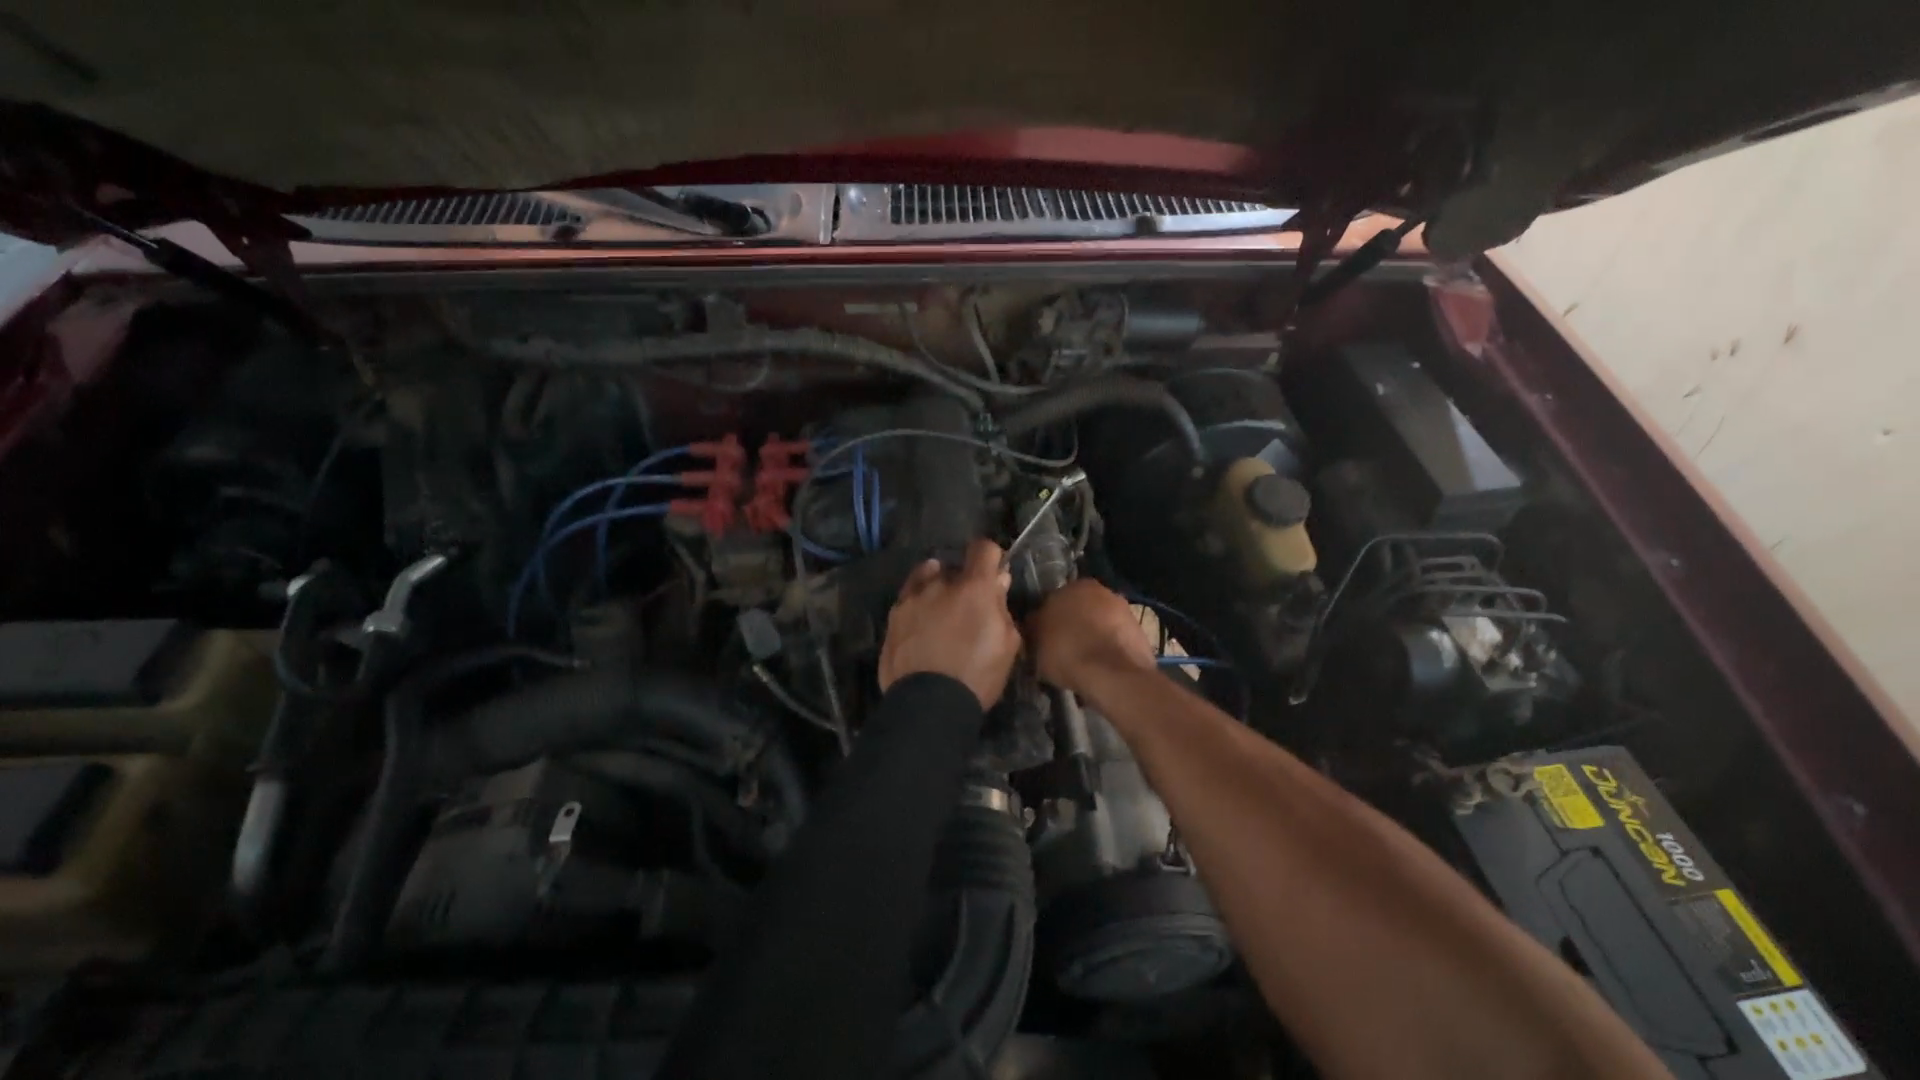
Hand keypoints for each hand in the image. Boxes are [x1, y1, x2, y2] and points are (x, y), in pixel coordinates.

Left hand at [879, 539, 1021, 707]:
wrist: (928, 705)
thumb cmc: (977, 675)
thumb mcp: (1007, 644)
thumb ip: (1002, 607)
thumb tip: (998, 581)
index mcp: (973, 587)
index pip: (983, 549)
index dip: (991, 557)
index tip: (993, 574)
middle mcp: (939, 584)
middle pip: (952, 567)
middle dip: (962, 581)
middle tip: (968, 606)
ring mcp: (910, 599)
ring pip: (924, 578)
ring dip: (935, 586)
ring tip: (939, 610)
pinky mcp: (892, 618)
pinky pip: (907, 600)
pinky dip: (916, 606)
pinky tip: (920, 627)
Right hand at [1026, 579, 1156, 696]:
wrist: (1112, 673)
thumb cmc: (1067, 652)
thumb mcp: (1036, 643)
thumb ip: (1035, 627)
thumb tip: (1035, 623)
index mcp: (1073, 585)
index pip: (1054, 599)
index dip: (1048, 620)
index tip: (1044, 638)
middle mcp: (1101, 590)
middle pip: (1081, 609)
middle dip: (1074, 625)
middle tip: (1063, 649)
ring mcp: (1124, 610)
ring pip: (1100, 623)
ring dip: (1094, 636)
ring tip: (1084, 662)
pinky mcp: (1139, 632)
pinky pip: (1116, 639)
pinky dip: (1110, 649)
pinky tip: (1102, 667)